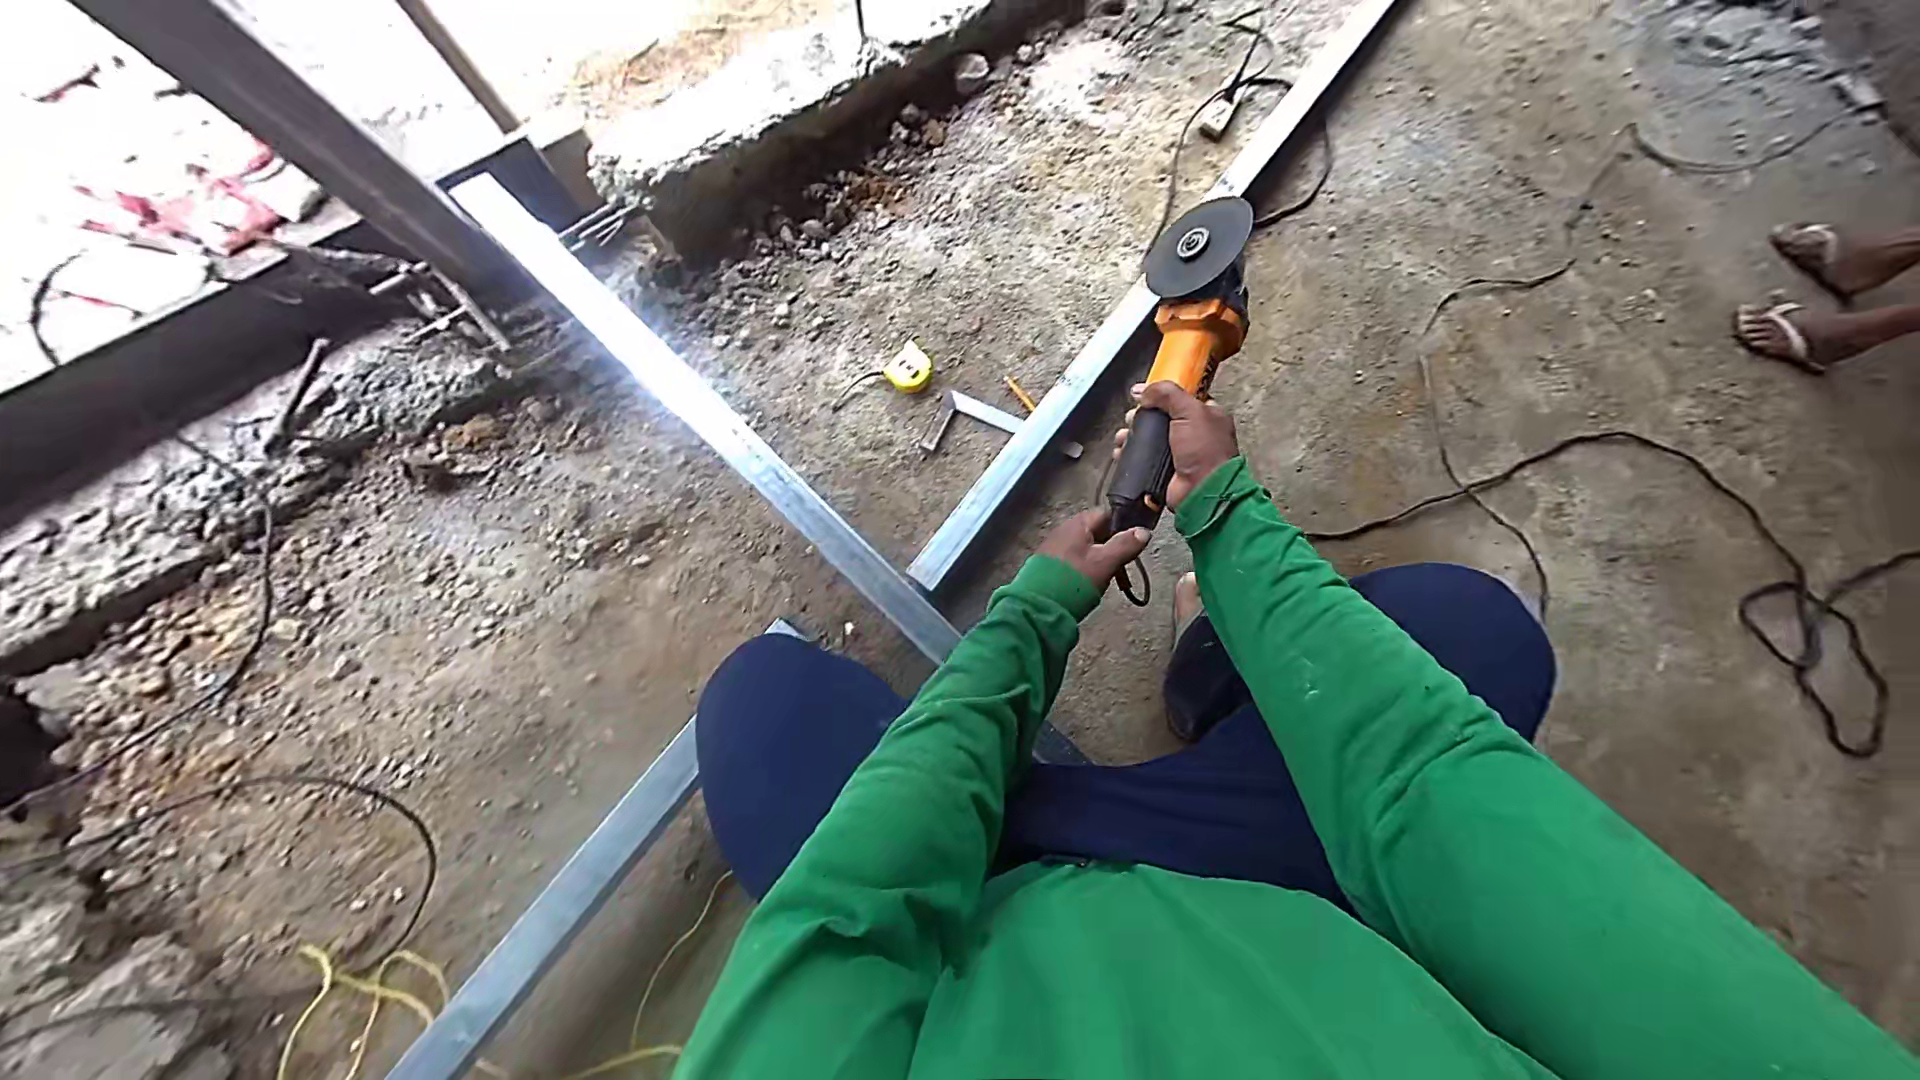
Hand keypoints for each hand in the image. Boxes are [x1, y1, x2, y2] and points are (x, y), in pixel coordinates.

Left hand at [1038, 509, 1151, 593]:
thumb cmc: (1074, 580)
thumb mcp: (1106, 561)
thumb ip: (1126, 545)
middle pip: (1097, 532)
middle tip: (1124, 566)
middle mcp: (1064, 530)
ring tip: (1110, 580)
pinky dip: (1086, 570)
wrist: (1039, 606)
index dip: (1124, 526)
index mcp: (1078, 523)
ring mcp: (1055, 547)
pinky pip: (1074, 561)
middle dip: (1113, 548)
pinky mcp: (1049, 564)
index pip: (1107, 514)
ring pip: (1087, 549)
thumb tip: (1143, 532)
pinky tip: (1090, 585)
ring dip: (1101, 562)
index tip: (1134, 542)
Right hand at [1111, 381, 1239, 509]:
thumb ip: (1167, 394)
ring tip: (1123, 437)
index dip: (1162, 395)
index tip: (1145, 396)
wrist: (1201, 491)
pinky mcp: (1164, 470)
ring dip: (1132, 435)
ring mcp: (1178, 453)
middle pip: (1159, 418)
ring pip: (1148, 438)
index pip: (1180, 398)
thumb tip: (1140, 389)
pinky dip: (1130, 454)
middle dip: (1141, 416)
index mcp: (1206, 415)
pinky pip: (1143, 458)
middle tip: (1132, 418)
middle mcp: (1193, 433)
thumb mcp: (1189, 411)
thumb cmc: (1205, 452)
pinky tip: (1121, 451)